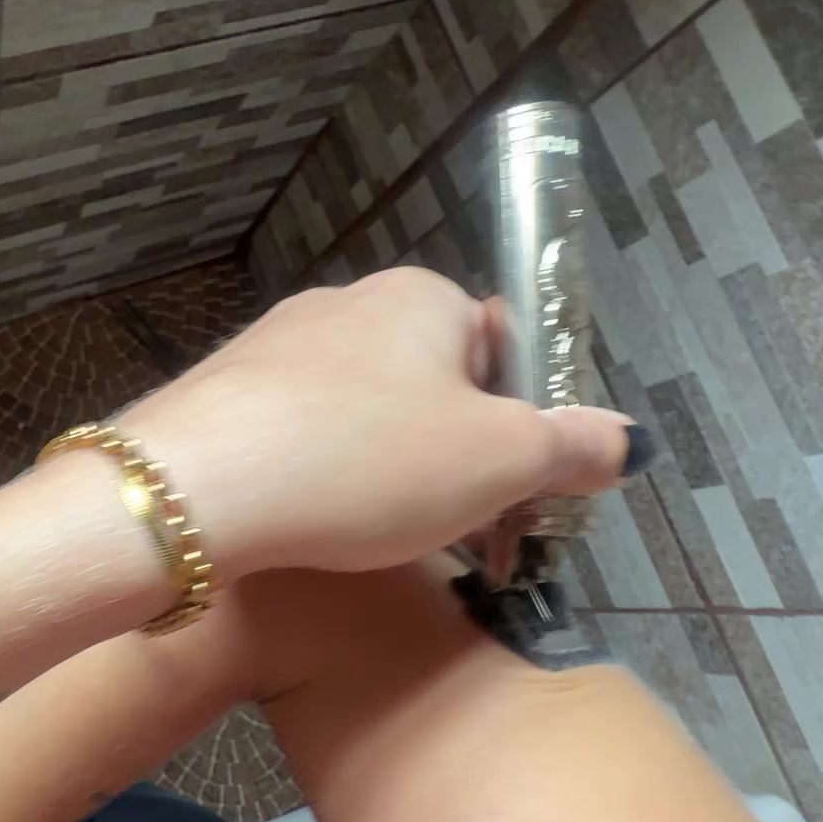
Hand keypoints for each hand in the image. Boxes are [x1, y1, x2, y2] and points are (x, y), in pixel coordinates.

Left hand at [121, 267, 636, 579]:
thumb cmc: (363, 462)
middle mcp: (337, 305)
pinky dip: (311, 467)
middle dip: (442, 448)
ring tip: (363, 523)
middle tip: (437, 517)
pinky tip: (301, 511)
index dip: (511, 418)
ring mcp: (268, 346)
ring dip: (375, 462)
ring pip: (353, 409)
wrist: (198, 488)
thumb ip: (571, 446)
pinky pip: (291, 430)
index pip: (496, 346)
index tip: (498, 484)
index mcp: (414, 298)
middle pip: (422, 379)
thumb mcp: (496, 463)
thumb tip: (624, 439)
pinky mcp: (220, 393)